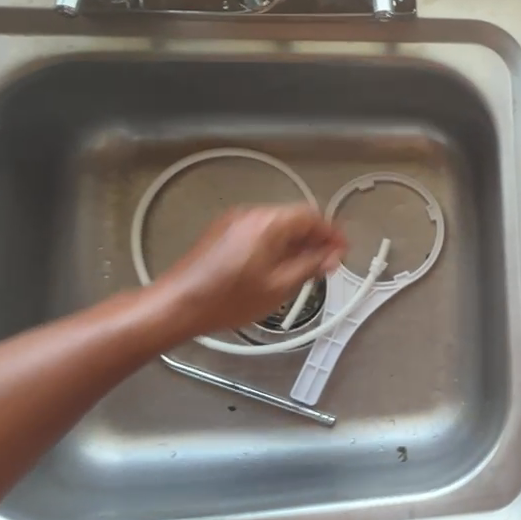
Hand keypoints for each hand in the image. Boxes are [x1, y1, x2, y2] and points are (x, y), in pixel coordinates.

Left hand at [150, 206, 346, 336]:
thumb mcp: (280, 286)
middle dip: (315, 238)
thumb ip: (312, 265)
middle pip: (294, 217)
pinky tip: (277, 267)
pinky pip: (259, 231)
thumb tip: (333, 255)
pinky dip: (276, 244)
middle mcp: (252, 213)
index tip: (343, 252)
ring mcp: (234, 221)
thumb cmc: (231, 299)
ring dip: (295, 242)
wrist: (177, 305)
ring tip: (303, 269)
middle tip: (326, 264)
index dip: (332, 233)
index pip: (312, 215)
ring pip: (277, 225)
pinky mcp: (222, 232)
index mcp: (269, 222)